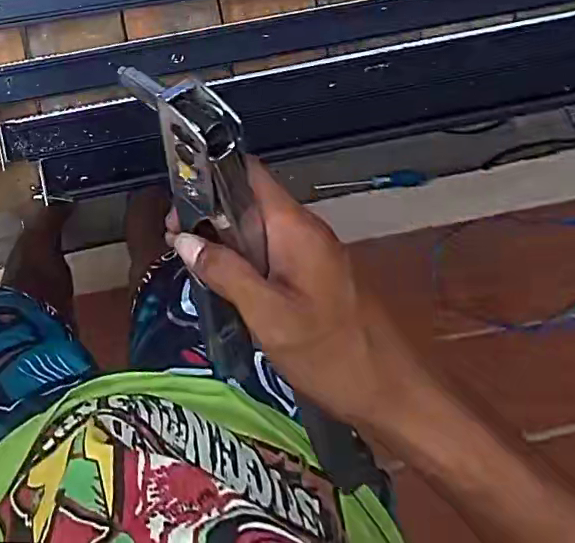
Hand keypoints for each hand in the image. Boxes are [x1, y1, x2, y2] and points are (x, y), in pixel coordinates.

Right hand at [166, 157, 432, 433]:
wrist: (398, 403)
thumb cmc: (333, 355)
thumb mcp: (269, 315)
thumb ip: (224, 271)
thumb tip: (183, 240)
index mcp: (295, 227)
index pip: (248, 172)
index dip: (209, 173)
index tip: (177, 198)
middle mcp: (302, 230)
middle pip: (245, 199)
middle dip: (206, 212)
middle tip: (176, 239)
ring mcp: (308, 253)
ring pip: (252, 227)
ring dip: (219, 238)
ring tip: (190, 259)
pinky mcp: (309, 275)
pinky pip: (264, 251)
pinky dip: (238, 258)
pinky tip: (220, 280)